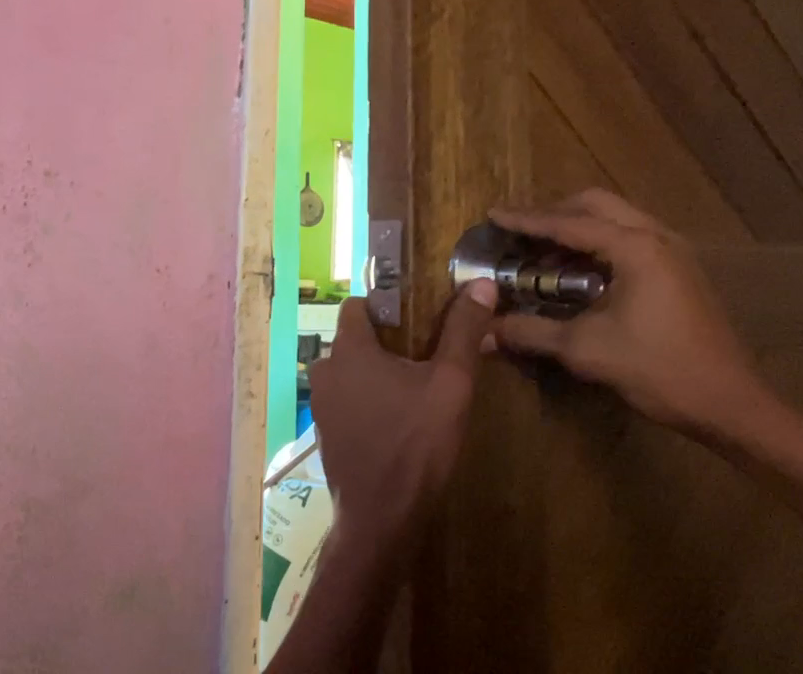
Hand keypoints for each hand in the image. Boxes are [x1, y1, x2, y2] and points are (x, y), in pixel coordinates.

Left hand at [308, 280, 498, 541]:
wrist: (382, 519)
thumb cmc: (416, 444)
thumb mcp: (450, 384)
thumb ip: (463, 331)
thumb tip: (481, 283)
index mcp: (348, 348)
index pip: (359, 304)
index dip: (388, 306)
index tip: (419, 319)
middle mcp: (325, 369)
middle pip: (357, 339)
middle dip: (389, 343)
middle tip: (427, 358)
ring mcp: (321, 404)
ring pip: (352, 372)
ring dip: (379, 375)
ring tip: (417, 392)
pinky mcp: (325, 433)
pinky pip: (348, 400)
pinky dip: (369, 402)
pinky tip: (399, 422)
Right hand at [483, 189, 768, 435]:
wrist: (730, 405)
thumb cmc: (658, 370)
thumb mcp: (586, 350)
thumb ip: (531, 331)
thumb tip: (484, 330)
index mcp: (635, 247)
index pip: (568, 224)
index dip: (526, 220)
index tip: (493, 215)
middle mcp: (656, 237)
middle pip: (595, 205)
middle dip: (553, 213)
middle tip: (520, 233)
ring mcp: (673, 252)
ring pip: (616, 218)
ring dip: (577, 229)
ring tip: (543, 255)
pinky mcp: (681, 270)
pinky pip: (631, 238)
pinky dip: (599, 245)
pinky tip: (579, 274)